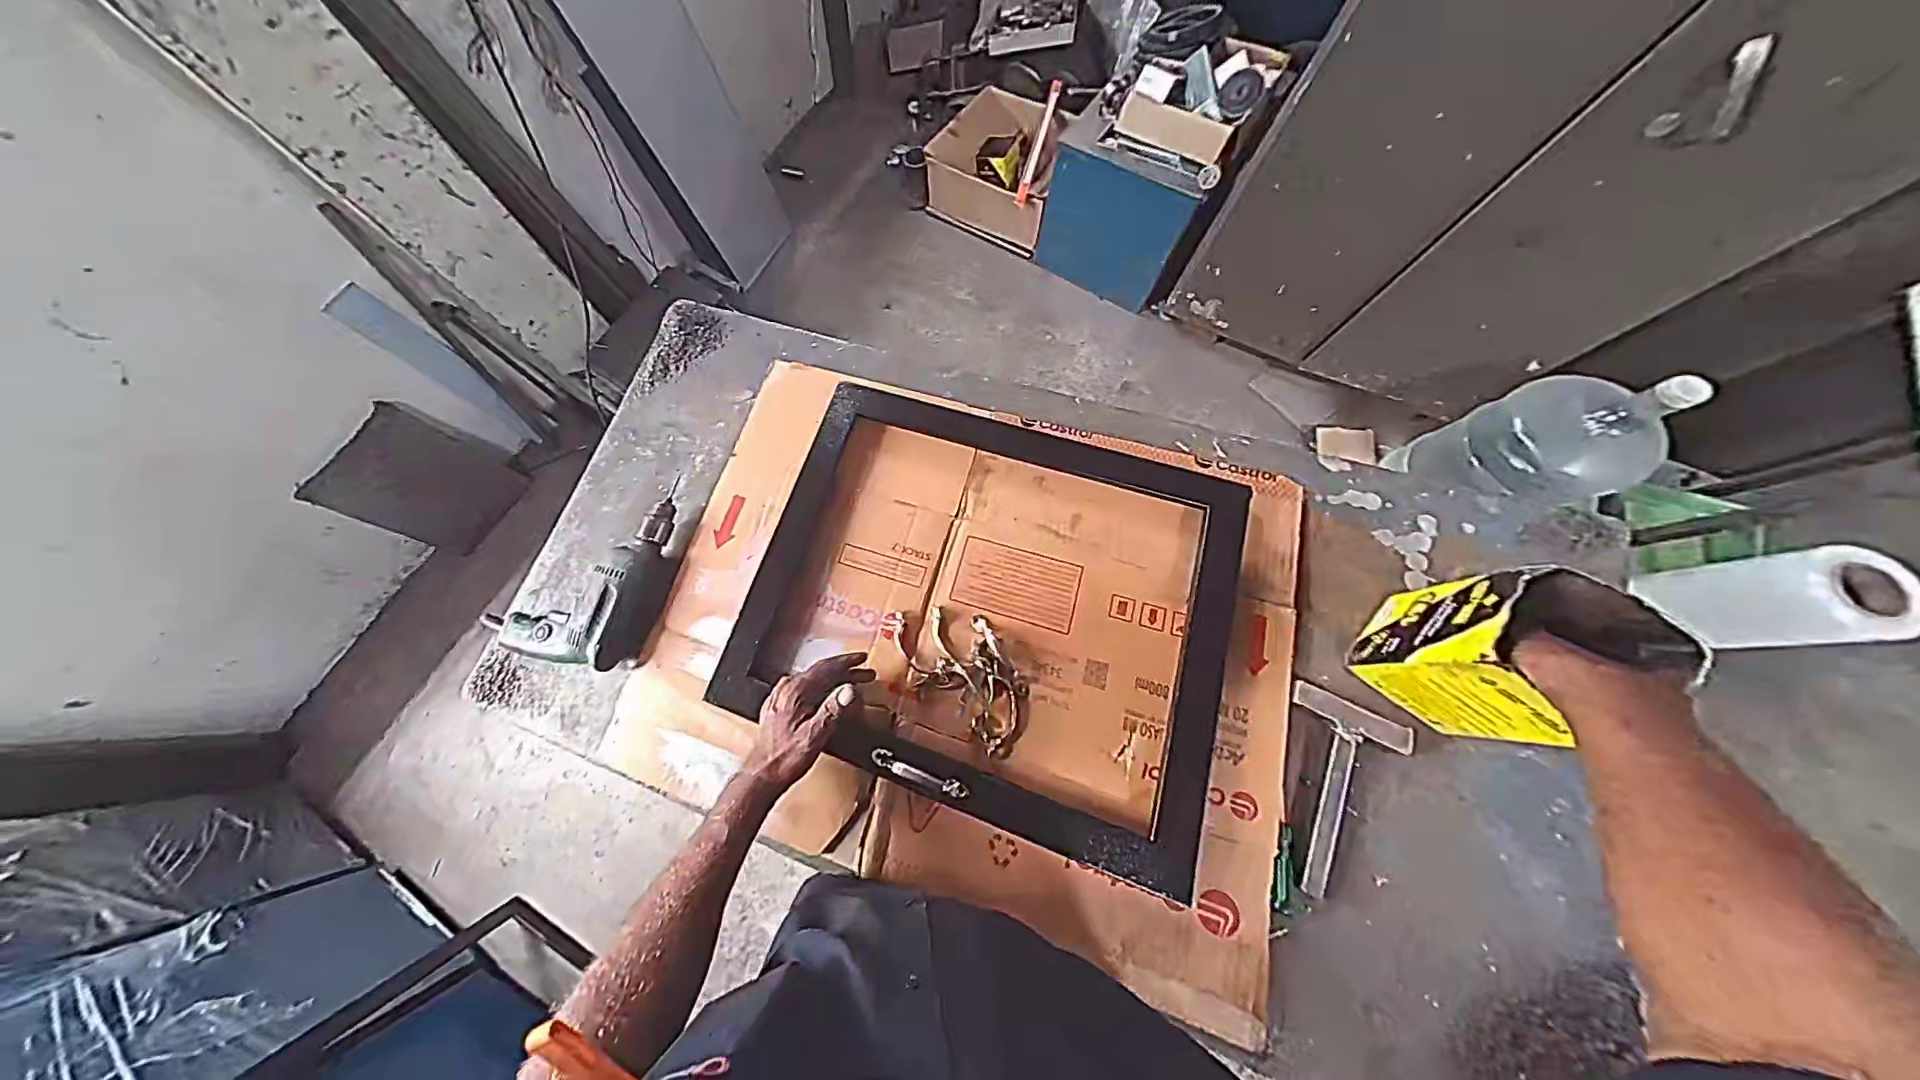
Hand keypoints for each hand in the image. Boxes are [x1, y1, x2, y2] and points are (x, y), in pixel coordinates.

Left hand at [741, 652, 874, 793]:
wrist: (762, 775)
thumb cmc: (786, 759)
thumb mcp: (815, 736)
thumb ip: (833, 710)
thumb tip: (849, 690)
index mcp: (795, 692)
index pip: (827, 668)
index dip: (848, 662)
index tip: (862, 659)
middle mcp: (786, 690)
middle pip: (820, 670)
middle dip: (844, 669)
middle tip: (862, 671)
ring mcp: (780, 696)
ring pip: (811, 677)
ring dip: (832, 677)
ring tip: (848, 681)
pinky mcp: (777, 706)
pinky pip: (801, 686)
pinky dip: (818, 685)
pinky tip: (823, 693)